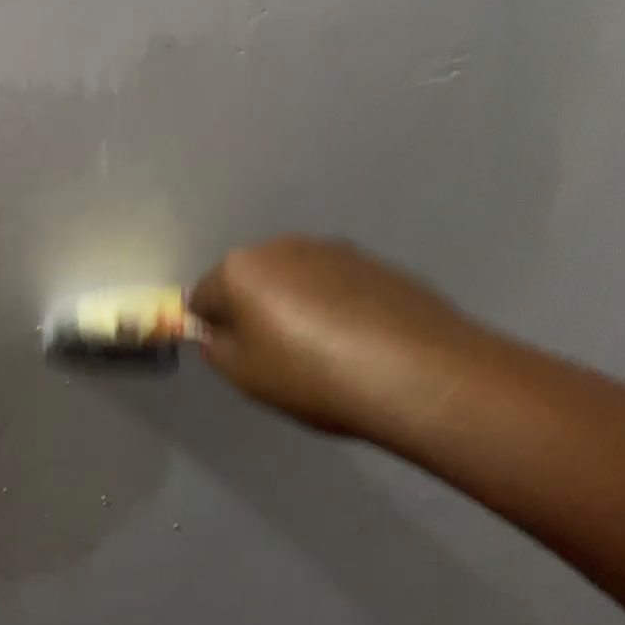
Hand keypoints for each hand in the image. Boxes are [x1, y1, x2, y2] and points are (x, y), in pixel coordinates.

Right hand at [187, 236, 489, 436]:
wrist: (422, 375)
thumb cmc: (313, 375)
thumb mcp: (245, 377)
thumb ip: (217, 349)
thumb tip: (218, 335)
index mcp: (238, 269)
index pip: (202, 296)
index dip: (214, 330)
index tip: (239, 359)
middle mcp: (280, 247)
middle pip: (251, 280)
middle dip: (257, 311)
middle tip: (281, 356)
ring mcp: (333, 251)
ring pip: (296, 281)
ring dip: (299, 307)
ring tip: (327, 353)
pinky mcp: (378, 265)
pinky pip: (339, 287)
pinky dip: (339, 309)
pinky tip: (362, 345)